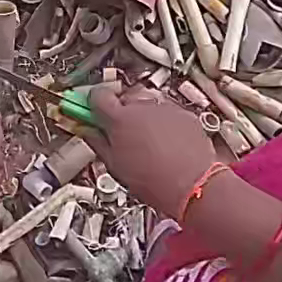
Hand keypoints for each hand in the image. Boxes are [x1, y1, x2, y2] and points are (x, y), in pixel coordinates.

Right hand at [87, 84, 219, 217]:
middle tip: (120, 134)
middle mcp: (142, 106)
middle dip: (119, 112)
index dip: (92, 103)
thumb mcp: (115, 166)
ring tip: (145, 143)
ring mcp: (164, 108)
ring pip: (146, 105)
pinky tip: (165, 144)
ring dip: (142, 117)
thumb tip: (87, 132)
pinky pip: (167, 112)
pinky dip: (163, 123)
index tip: (91, 111)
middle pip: (123, 98)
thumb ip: (97, 142)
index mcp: (119, 118)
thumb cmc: (155, 180)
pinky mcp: (183, 113)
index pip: (97, 96)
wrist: (194, 185)